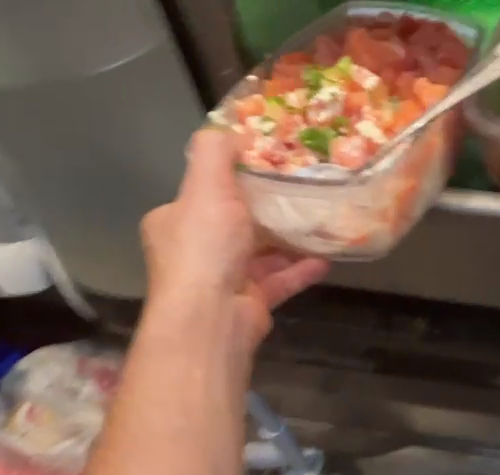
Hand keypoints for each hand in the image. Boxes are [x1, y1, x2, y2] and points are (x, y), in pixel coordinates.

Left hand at [140, 129, 328, 355]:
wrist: (213, 316)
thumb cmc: (205, 248)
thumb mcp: (206, 186)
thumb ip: (216, 153)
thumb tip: (232, 132)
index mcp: (174, 221)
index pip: (202, 193)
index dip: (230, 178)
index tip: (264, 166)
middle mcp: (197, 251)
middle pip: (235, 223)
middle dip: (265, 209)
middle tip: (298, 191)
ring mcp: (225, 279)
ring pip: (261, 254)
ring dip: (289, 240)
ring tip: (318, 222)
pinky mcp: (252, 302)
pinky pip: (280, 281)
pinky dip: (300, 269)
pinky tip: (324, 258)